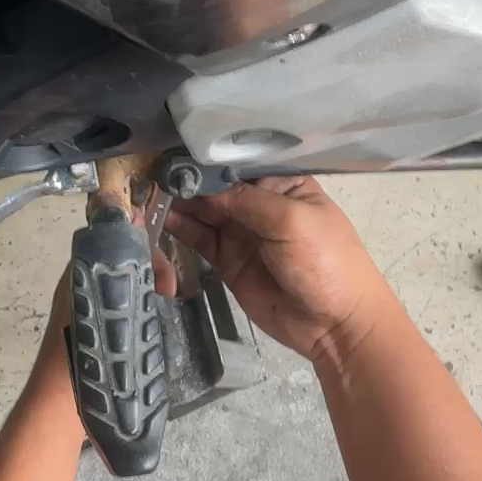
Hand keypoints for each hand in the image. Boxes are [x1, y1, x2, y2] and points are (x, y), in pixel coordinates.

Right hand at [165, 177, 398, 370]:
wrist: (336, 325)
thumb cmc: (325, 262)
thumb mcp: (292, 221)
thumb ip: (247, 200)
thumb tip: (203, 185)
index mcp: (282, 184)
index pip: (237, 165)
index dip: (207, 160)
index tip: (173, 155)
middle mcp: (259, 203)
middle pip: (215, 187)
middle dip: (186, 181)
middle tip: (149, 173)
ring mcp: (242, 233)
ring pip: (203, 211)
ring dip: (177, 203)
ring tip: (145, 193)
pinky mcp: (228, 260)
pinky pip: (199, 238)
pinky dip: (178, 228)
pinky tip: (157, 217)